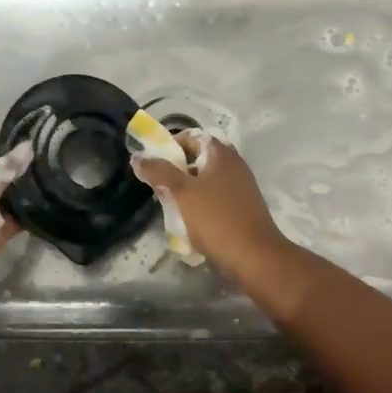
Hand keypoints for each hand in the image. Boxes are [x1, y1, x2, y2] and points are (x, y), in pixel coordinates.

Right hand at [130, 132, 291, 276]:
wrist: (254, 256)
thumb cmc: (216, 219)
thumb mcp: (182, 193)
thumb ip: (159, 172)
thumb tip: (138, 156)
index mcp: (222, 154)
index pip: (192, 136)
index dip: (170, 145)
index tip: (154, 163)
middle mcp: (235, 164)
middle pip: (200, 158)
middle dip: (177, 169)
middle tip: (160, 184)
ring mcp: (241, 186)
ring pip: (208, 179)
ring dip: (188, 187)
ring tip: (170, 203)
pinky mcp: (243, 206)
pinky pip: (216, 196)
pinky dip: (201, 201)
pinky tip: (191, 218)